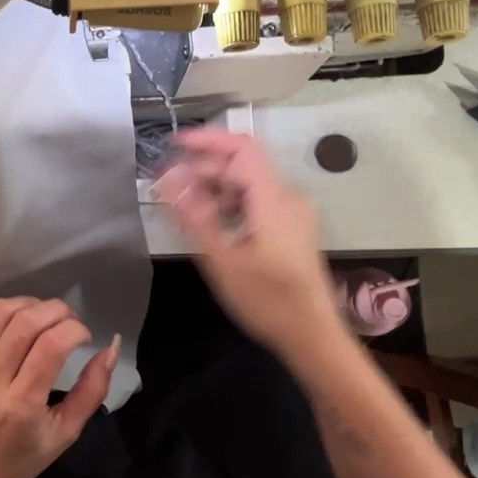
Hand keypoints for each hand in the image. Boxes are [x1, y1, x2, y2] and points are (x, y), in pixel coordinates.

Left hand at [0, 298, 119, 477]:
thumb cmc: (18, 459)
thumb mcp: (64, 434)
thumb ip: (92, 391)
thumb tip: (111, 349)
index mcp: (22, 403)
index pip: (51, 345)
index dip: (75, 329)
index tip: (86, 337)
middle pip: (27, 321)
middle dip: (58, 311)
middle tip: (72, 323)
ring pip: (4, 310)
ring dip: (33, 305)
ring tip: (49, 318)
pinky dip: (9, 308)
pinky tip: (23, 320)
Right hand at [155, 128, 344, 353]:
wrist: (313, 337)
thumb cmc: (268, 301)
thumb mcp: (221, 260)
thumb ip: (193, 214)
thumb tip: (166, 177)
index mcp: (273, 199)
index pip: (241, 148)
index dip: (206, 140)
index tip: (172, 145)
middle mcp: (287, 197)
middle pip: (241, 166)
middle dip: (201, 169)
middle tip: (165, 186)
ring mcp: (291, 213)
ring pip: (246, 184)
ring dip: (213, 188)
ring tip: (180, 205)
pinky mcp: (290, 229)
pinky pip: (255, 201)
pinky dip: (228, 203)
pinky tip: (207, 222)